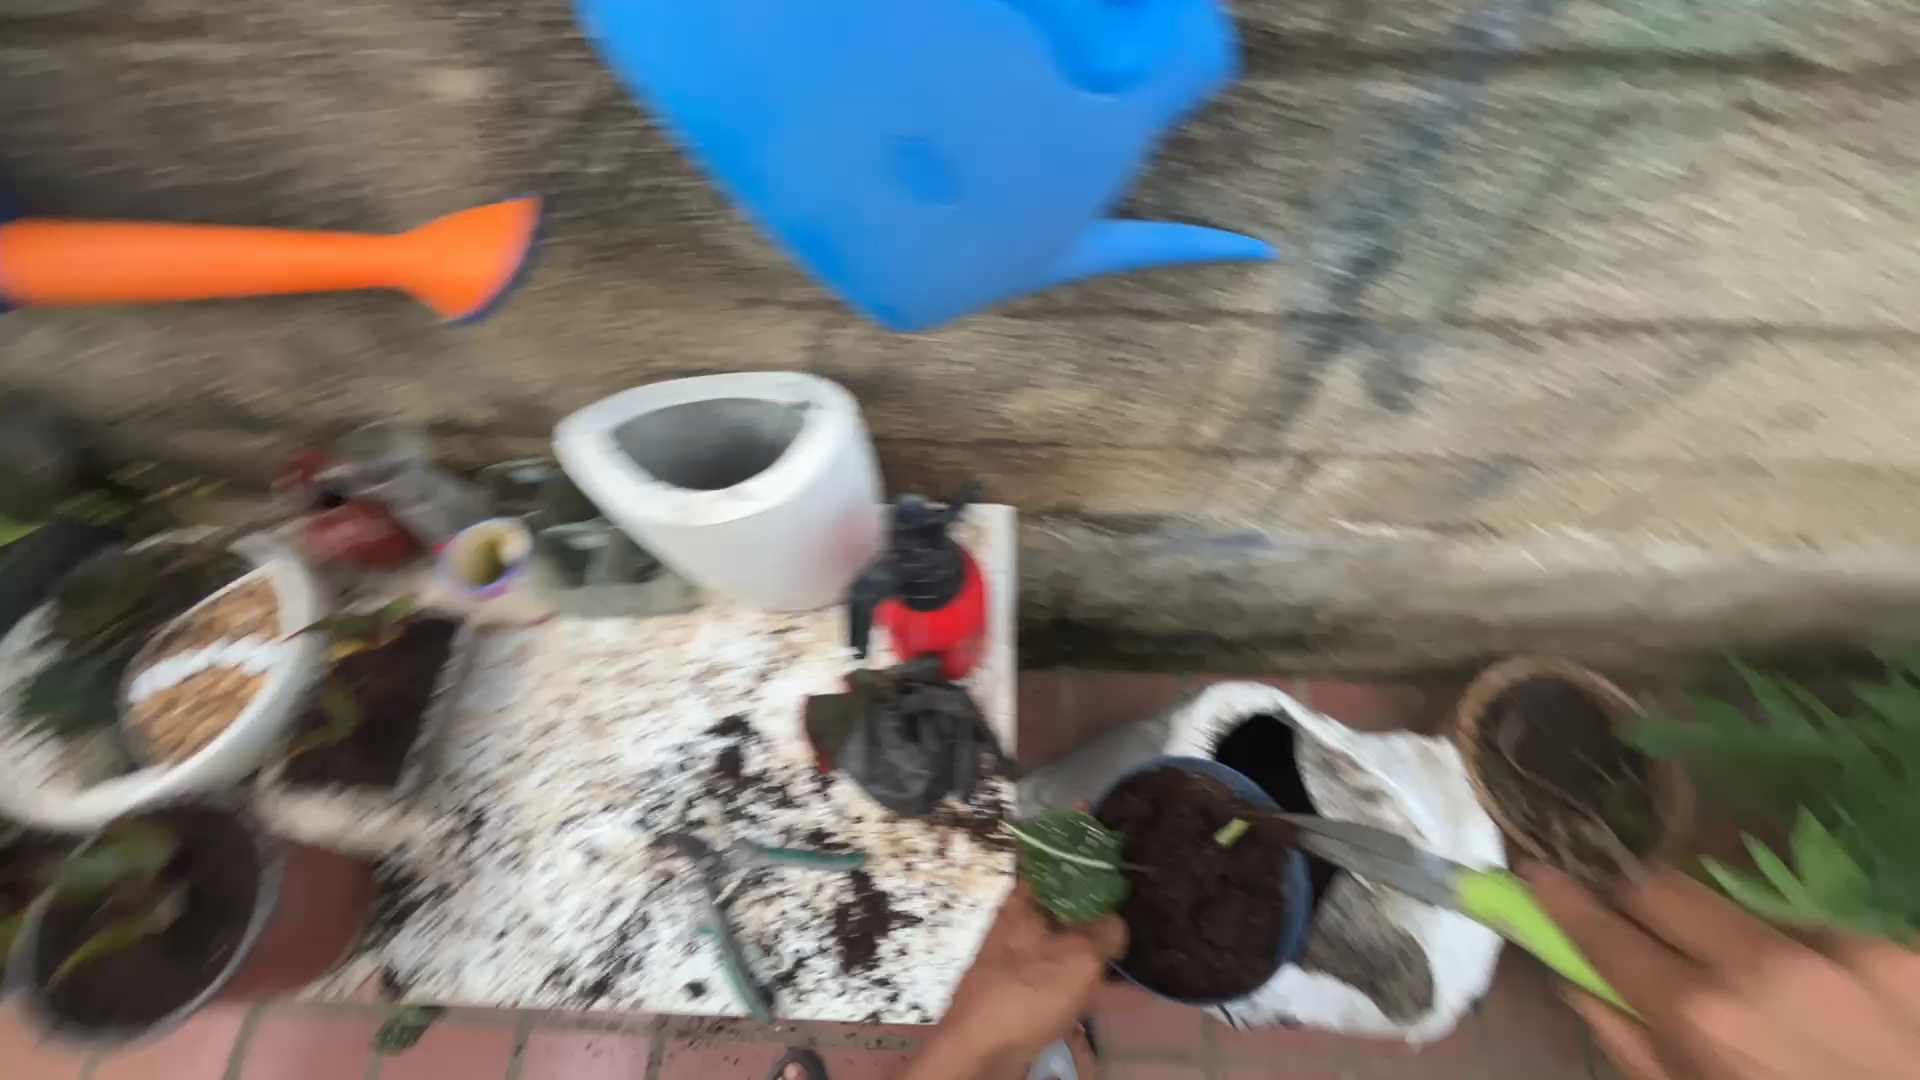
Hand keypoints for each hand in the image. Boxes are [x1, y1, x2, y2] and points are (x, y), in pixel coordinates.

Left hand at [913, 881, 1126, 1078]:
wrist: (982, 1050)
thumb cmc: (1029, 990)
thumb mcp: (1079, 957)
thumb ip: (1104, 932)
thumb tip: (1116, 922)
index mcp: (1025, 899)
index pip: (1058, 867)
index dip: (1088, 868)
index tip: (1119, 874)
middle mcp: (1020, 921)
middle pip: (1067, 908)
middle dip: (1100, 916)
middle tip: (1134, 919)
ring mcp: (1022, 957)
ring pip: (1069, 946)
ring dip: (1099, 953)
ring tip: (1136, 957)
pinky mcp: (1026, 991)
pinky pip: (1066, 980)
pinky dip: (1092, 984)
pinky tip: (1126, 995)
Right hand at [1525, 863, 1919, 1078]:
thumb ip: (1626, 1036)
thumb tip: (1575, 974)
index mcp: (1700, 1013)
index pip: (1594, 921)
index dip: (1555, 892)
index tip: (1534, 872)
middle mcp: (1761, 966)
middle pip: (1654, 884)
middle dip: (1627, 893)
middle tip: (1620, 909)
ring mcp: (1841, 953)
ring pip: (1733, 909)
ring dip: (1720, 934)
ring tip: (1753, 985)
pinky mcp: (1900, 955)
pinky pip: (1812, 935)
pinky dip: (1797, 959)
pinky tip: (1822, 1003)